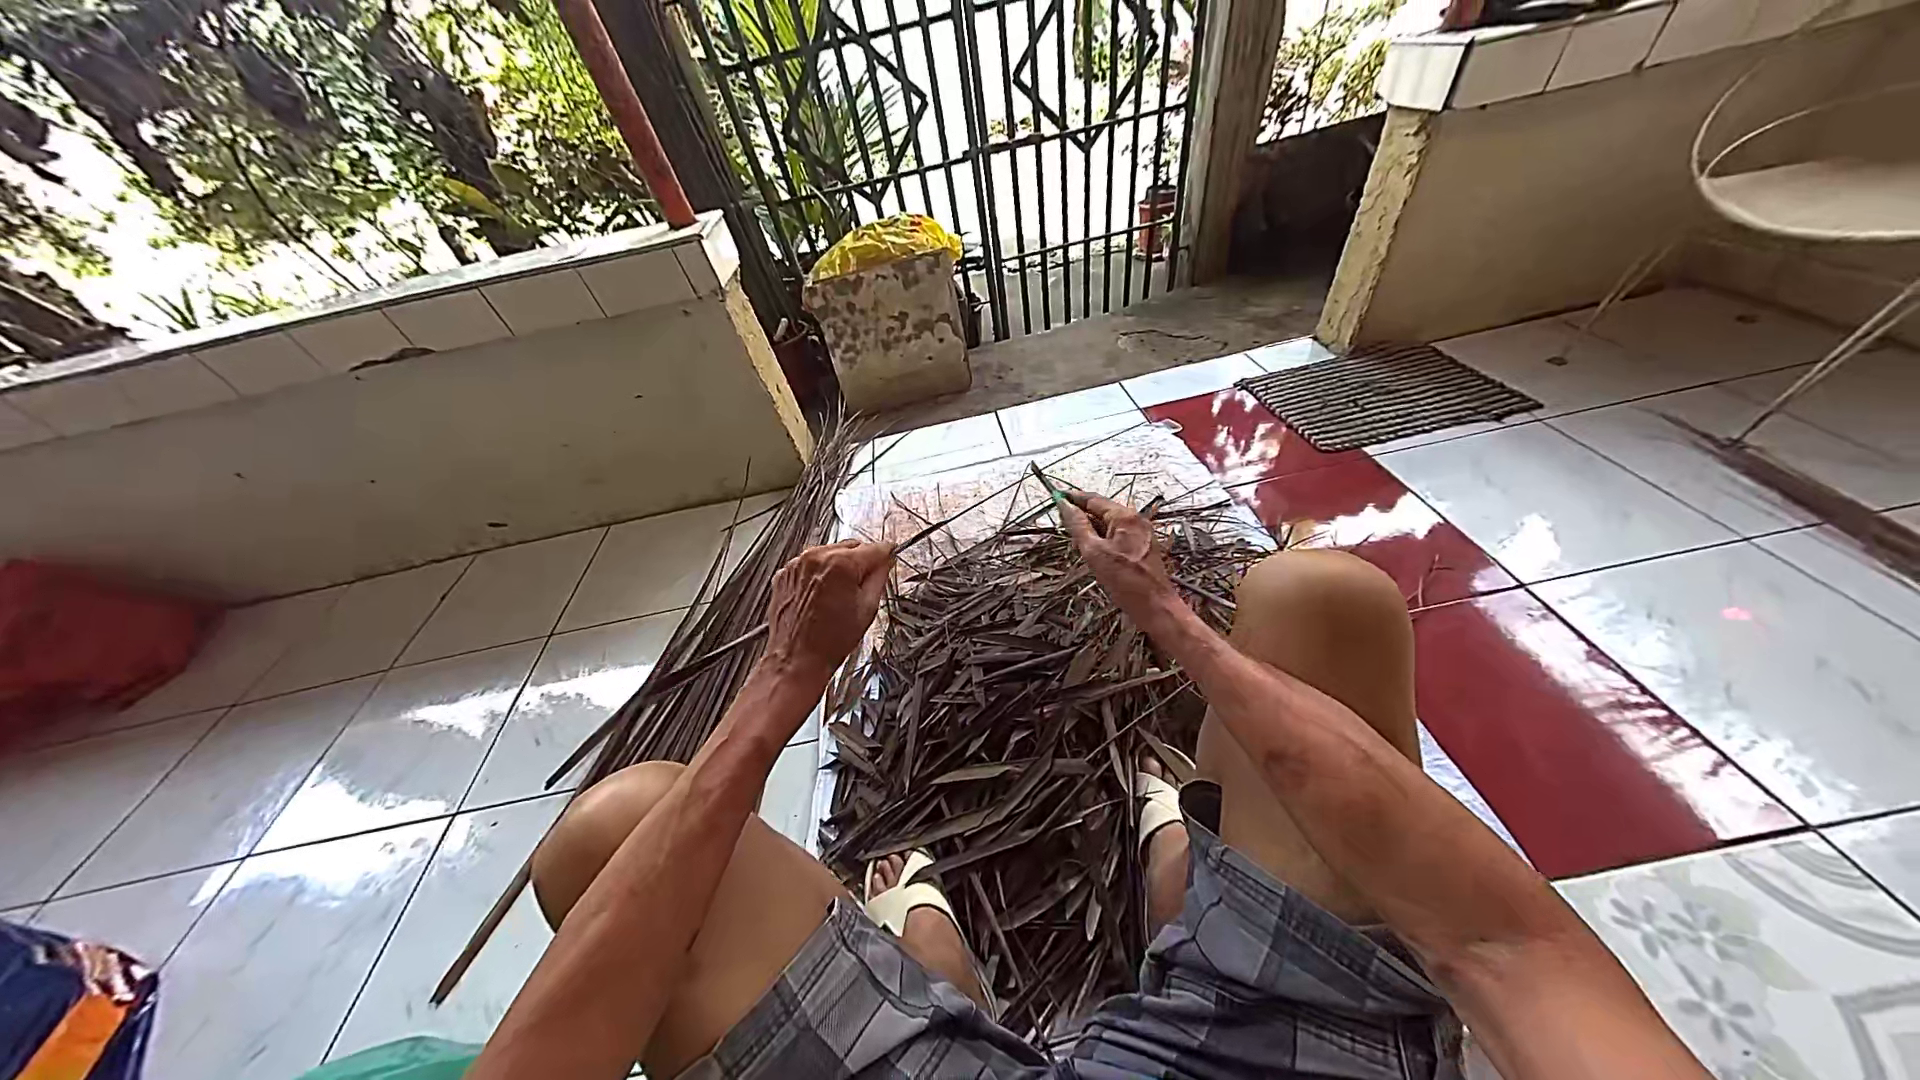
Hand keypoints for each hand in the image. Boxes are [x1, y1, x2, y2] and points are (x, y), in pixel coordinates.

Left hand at [763, 540, 894, 681]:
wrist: (796, 658)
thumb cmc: (828, 641)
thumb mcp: (868, 608)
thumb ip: (880, 578)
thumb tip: (885, 563)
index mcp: (840, 564)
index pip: (874, 548)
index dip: (887, 553)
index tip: (890, 556)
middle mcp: (816, 558)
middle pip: (851, 547)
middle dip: (861, 562)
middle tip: (864, 585)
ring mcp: (797, 565)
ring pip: (830, 554)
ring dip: (839, 567)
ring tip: (839, 596)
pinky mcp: (785, 574)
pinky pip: (810, 565)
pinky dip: (819, 575)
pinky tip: (822, 597)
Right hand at [1058, 491, 1177, 620]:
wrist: (1154, 607)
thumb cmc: (1128, 583)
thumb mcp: (1093, 552)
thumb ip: (1078, 526)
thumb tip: (1066, 507)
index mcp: (1126, 517)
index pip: (1094, 499)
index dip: (1074, 498)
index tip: (1058, 497)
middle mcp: (1137, 521)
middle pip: (1103, 511)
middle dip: (1083, 518)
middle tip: (1065, 525)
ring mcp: (1141, 534)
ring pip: (1110, 525)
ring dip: (1092, 532)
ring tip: (1080, 546)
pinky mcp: (1142, 548)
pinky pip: (1118, 537)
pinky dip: (1103, 541)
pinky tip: (1095, 556)